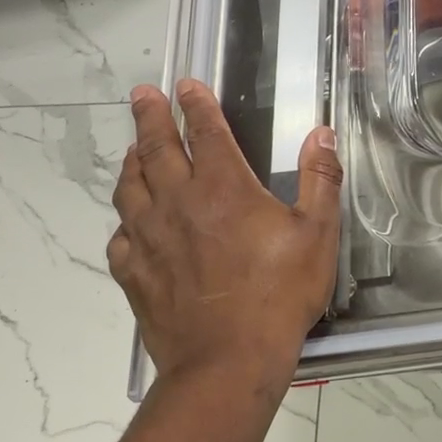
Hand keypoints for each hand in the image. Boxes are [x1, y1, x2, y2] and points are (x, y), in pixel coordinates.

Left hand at [108, 79, 342, 394]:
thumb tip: (320, 135)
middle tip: (143, 96)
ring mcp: (148, 238)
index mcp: (223, 189)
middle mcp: (177, 204)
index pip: (205, 133)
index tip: (187, 84)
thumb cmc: (281, 292)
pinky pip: (121, 233)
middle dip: (150, 118)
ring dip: (131, 161)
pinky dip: (126, 217)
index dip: (197, 106)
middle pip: (156, 150)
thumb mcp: (318, 234)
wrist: (228, 357)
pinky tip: (132, 220)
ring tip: (133, 149)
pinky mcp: (134, 271)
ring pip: (129, 187)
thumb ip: (320, 180)